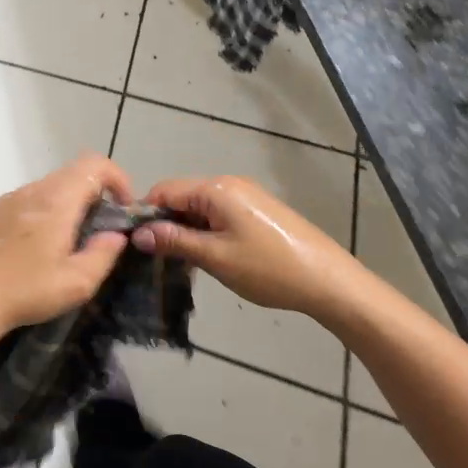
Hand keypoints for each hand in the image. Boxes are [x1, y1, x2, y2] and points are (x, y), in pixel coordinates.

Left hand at [0, 152, 134, 345]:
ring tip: (72, 242)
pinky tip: (40, 248)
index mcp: (55, 200)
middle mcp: (31, 190)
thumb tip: (115, 234)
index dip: (118, 178)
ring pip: (49, 187)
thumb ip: (103, 254)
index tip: (125, 208)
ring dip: (69, 204)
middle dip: (96, 194)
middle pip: (72, 173)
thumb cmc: (26, 290)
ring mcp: (8, 200)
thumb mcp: (77, 282)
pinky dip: (46, 211)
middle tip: (102, 230)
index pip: (94, 164)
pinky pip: (29, 200)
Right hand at [133, 175, 367, 320]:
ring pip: (200, 207)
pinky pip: (219, 214)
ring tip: (183, 261)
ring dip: (187, 230)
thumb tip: (138, 234)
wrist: (332, 283)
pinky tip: (211, 256)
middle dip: (166, 223)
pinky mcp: (260, 211)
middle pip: (182, 196)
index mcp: (216, 188)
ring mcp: (248, 196)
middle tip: (158, 257)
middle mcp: (230, 183)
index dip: (146, 214)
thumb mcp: (216, 258)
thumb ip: (174, 241)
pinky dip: (207, 231)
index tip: (134, 243)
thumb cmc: (269, 269)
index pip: (164, 190)